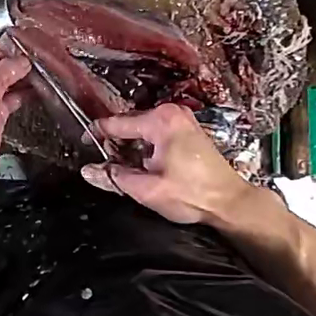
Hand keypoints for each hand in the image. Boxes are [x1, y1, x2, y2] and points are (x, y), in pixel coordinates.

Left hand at [0, 42, 31, 205]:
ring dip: (20, 77)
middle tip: (36, 58)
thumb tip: (21, 60)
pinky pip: (10, 96)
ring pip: (4, 80)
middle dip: (14, 63)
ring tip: (41, 70)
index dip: (3, 49)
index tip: (24, 48)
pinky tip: (37, 87)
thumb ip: (4, 73)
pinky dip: (22, 92)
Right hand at [80, 103, 262, 225]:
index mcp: (161, 121)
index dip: (97, 134)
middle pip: (131, 125)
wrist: (230, 203)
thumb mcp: (147, 190)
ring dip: (132, 149)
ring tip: (127, 171)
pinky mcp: (189, 131)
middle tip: (108, 167)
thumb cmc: (193, 195)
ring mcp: (183, 120)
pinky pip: (157, 134)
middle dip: (117, 145)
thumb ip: (114, 177)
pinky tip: (146, 168)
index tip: (85, 144)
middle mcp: (172, 113)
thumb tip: (88, 171)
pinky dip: (147, 148)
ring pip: (143, 131)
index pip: (117, 123)